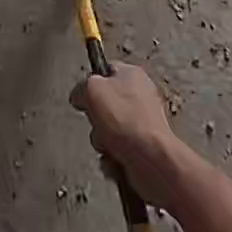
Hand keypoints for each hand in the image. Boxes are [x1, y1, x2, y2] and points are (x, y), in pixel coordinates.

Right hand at [69, 63, 179, 200]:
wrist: (151, 160)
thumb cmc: (125, 119)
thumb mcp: (91, 89)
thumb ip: (81, 87)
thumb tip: (79, 96)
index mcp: (132, 75)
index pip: (105, 71)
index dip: (91, 83)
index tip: (84, 96)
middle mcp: (141, 97)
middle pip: (104, 105)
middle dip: (96, 119)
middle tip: (99, 123)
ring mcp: (144, 125)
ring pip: (108, 131)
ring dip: (102, 141)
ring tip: (109, 145)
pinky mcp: (145, 150)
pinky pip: (118, 152)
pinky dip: (113, 159)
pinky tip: (116, 161)